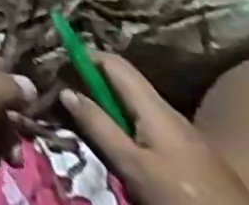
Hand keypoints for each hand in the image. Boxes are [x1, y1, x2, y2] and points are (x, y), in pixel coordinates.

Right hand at [61, 52, 248, 204]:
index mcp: (155, 108)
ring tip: (85, 122)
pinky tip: (118, 146)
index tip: (58, 66)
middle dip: (92, 85)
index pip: (114, 63)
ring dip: (108, 108)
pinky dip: (126, 126)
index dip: (84, 57)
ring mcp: (184, 134)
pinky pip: (149, 126)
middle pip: (124, 84)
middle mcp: (169, 113)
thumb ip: (99, 126)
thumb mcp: (133, 166)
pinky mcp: (191, 154)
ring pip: (135, 106)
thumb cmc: (182, 199)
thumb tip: (67, 90)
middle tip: (64, 97)